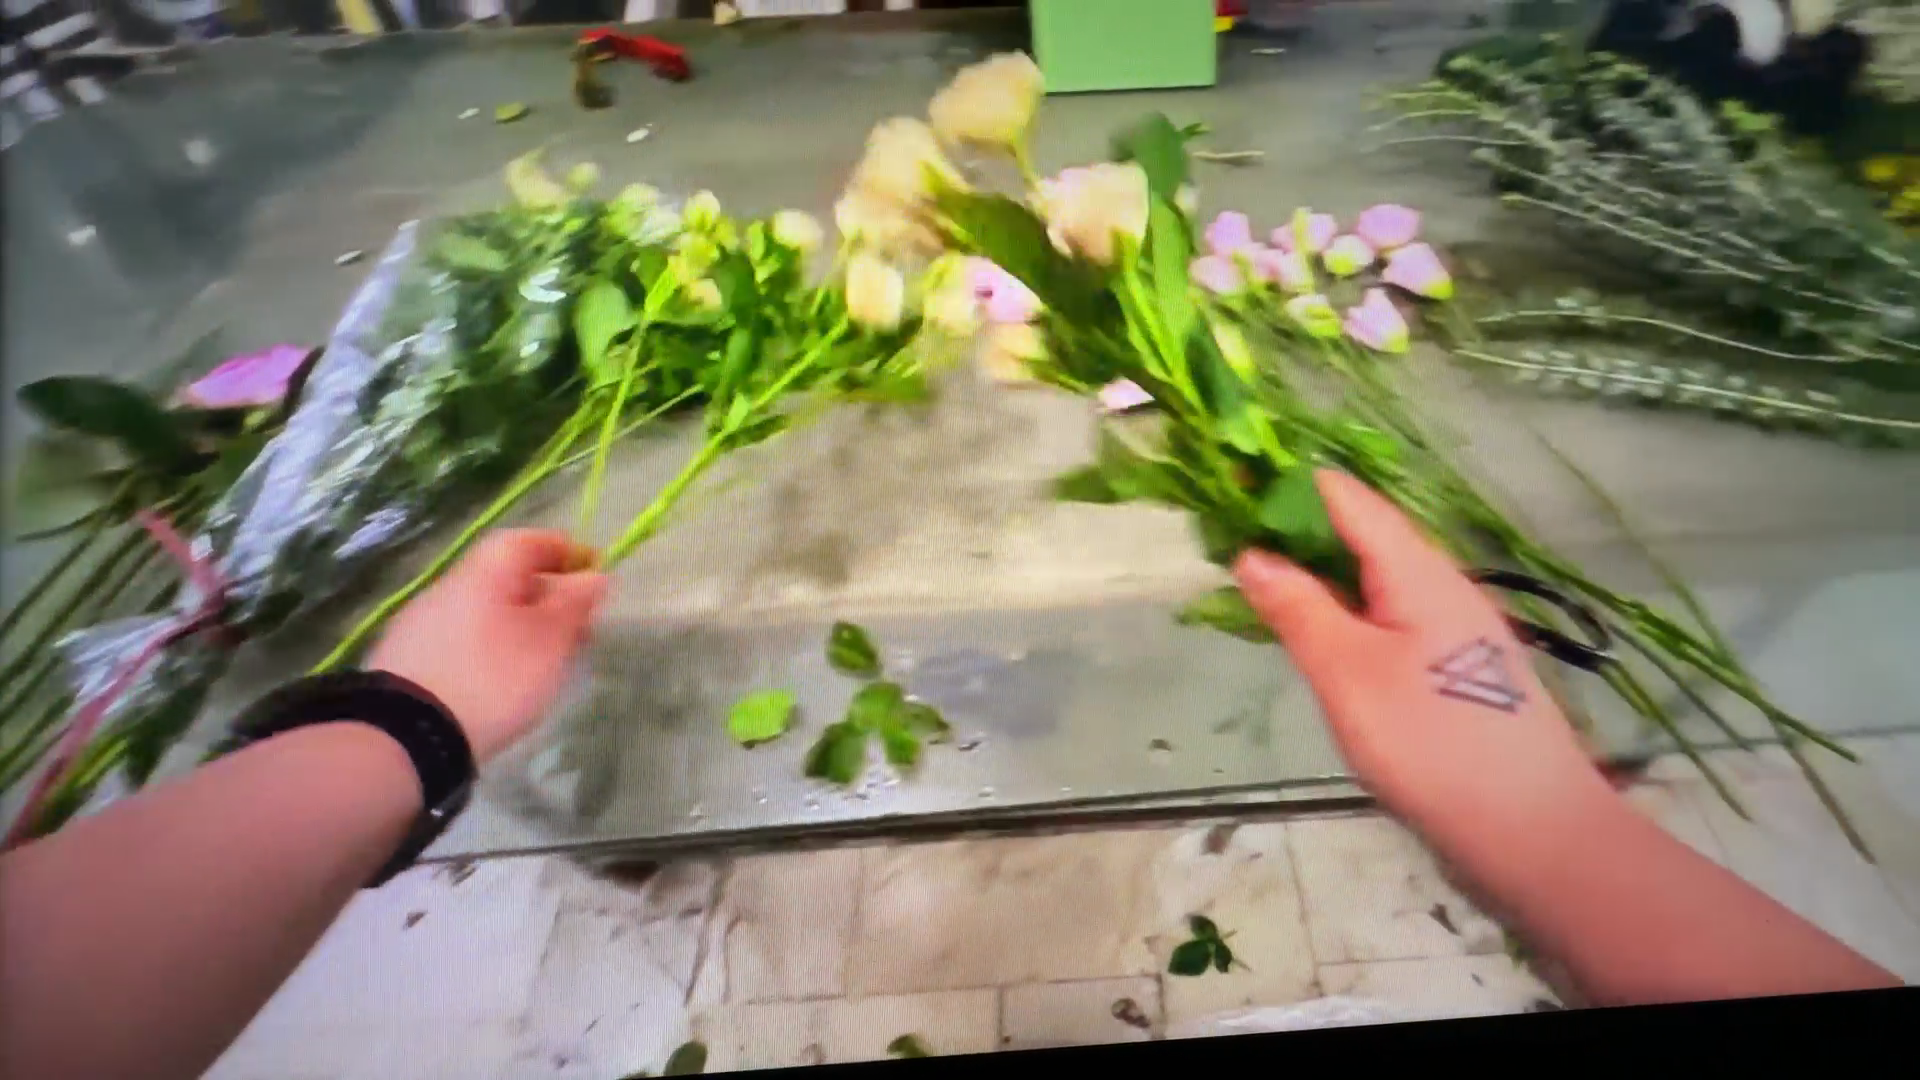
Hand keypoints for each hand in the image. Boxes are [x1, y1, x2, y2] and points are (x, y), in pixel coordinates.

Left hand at [367, 529, 607, 763]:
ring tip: (549, 659)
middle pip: (509, 577)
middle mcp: (450, 588)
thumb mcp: (552, 638)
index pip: (529, 541)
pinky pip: (467, 638)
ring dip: (524, 624)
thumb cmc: (495, 676)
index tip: (595, 573)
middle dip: (550, 596)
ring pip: (489, 610)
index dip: (566, 550)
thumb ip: (576, 602)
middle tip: (581, 626)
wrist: (407, 737)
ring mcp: (423, 624)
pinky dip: (496, 646)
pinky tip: (508, 678)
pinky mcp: (409, 660)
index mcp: (485, 573)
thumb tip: (594, 576)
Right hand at [1233, 470, 1613, 850]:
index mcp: (1416, 571)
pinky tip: (1315, 629)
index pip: (1345, 499)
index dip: (1287, 487)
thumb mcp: (1346, 672)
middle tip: (1231, 544)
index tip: (1232, 492)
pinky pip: (1384, 609)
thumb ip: (1297, 607)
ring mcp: (1450, 622)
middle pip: (1359, 531)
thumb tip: (1250, 554)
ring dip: (1316, 569)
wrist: (1535, 833)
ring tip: (1259, 580)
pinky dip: (1341, 604)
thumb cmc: (1432, 743)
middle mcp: (1438, 582)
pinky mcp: (1451, 659)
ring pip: (1371, 574)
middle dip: (1294, 530)